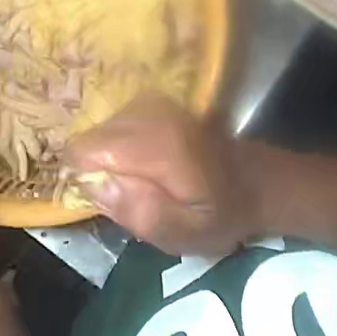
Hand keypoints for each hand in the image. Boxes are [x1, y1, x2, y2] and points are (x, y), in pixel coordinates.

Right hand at [63, 93, 258, 256]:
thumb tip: (94, 184)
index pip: (86, 148)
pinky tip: (142, 164)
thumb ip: (139, 211)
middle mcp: (151, 113)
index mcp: (158, 145)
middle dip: (96, 167)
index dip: (80, 175)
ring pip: (102, 128)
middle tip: (126, 195)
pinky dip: (120, 144)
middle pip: (92, 137)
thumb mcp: (184, 234)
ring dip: (109, 156)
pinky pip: (118, 122)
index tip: (99, 198)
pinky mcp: (155, 101)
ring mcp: (153, 102)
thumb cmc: (220, 213)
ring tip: (137, 181)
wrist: (255, 180)